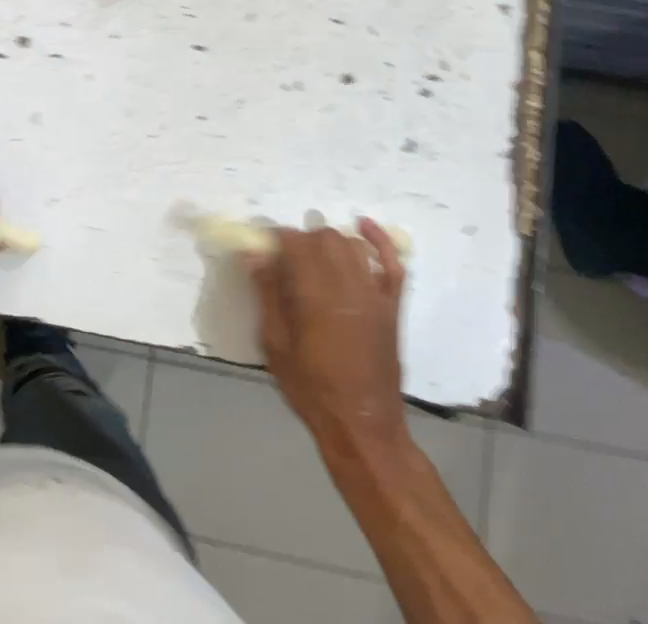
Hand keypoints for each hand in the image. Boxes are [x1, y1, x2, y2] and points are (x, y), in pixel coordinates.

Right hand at [247, 219, 408, 451]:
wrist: (362, 422)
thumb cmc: (310, 386)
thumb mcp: (274, 343)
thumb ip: (267, 295)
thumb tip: (255, 255)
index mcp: (315, 298)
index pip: (295, 245)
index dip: (275, 238)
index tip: (260, 244)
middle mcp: (348, 289)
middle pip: (324, 239)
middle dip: (300, 239)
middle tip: (282, 257)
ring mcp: (375, 296)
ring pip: (352, 246)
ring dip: (328, 239)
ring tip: (310, 253)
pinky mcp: (391, 307)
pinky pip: (391, 264)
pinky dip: (380, 241)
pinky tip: (364, 225)